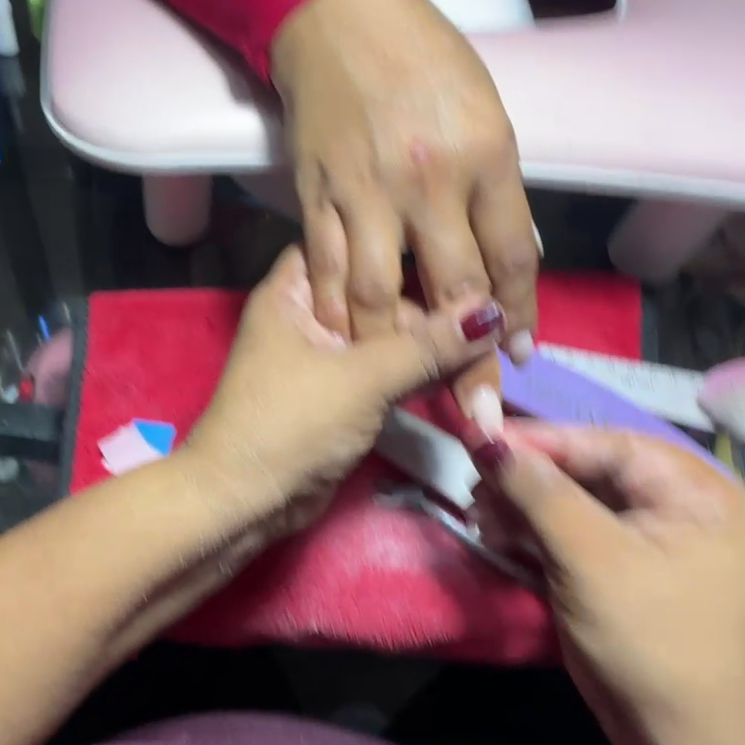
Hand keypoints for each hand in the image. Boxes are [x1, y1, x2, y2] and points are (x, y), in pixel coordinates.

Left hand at [182, 245, 505, 528]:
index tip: (465, 249)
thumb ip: (429, 344)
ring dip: (435, 347)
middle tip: (498, 316)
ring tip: (496, 347)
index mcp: (295, 290)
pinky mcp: (342, 394)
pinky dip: (422, 375)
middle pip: (382, 293)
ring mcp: (326, 356)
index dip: (406, 245)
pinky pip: (389, 372)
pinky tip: (470, 374)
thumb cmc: (291, 423)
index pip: (356, 244)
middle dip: (435, 308)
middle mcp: (310, 314)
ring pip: (391, 337)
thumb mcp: (363, 378)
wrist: (247, 501)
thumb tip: (495, 310)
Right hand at [271, 0, 537, 427]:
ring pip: (375, 292)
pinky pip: (323, 270)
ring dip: (390, 351)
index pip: (509, 257)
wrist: (336, 23)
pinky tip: (342, 345)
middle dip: (466, 363)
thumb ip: (494, 193)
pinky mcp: (314, 199)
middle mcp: (426, 181)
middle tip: (477, 418)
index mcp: (483, 154)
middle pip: (452, 288)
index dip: (516, 316)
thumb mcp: (484, 114)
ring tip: (404, 394)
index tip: (515, 360)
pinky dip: (334, 314)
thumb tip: (502, 269)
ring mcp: (363, 193)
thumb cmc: (422, 60)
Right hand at [483, 424, 744, 744]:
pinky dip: (542, 533)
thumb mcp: (588, 560)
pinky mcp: (639, 569)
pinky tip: (504, 536)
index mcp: (709, 496)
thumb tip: (485, 437)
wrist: (682, 743)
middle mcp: (695, 508)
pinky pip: (585, 532)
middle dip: (529, 480)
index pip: (612, 446)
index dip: (541, 441)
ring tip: (482, 517)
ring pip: (583, 502)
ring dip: (527, 507)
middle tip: (474, 488)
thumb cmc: (647, 645)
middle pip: (595, 472)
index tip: (478, 439)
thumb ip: (538, 492)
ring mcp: (667, 541)